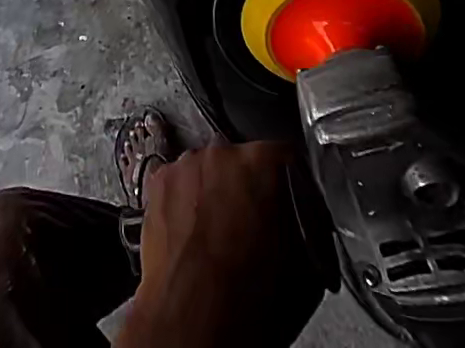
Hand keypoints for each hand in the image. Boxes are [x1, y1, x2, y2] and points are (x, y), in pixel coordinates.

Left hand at [117, 143, 323, 347]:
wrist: (193, 312)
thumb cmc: (245, 294)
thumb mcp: (302, 257)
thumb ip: (303, 217)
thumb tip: (307, 214)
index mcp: (258, 163)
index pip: (284, 153)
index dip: (292, 176)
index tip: (292, 191)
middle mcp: (217, 154)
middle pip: (240, 159)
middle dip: (248, 184)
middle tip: (256, 219)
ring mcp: (183, 164)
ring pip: (207, 168)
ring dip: (215, 189)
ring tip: (221, 229)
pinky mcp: (157, 180)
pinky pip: (180, 181)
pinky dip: (186, 198)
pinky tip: (194, 229)